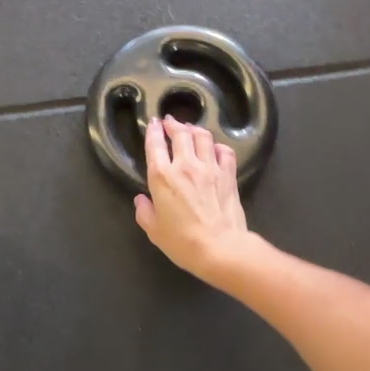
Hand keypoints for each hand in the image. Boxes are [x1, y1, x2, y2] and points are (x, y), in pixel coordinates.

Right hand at [134, 116, 257, 279]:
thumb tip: (141, 200)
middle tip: (170, 122)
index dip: (153, 130)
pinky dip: (218, 146)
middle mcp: (185, 165)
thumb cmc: (182, 242)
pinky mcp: (228, 174)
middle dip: (174, 124)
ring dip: (195, 130)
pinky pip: (225, 151)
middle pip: (180, 133)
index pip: (155, 145)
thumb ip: (144, 212)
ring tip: (190, 130)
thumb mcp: (154, 231)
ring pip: (203, 137)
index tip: (153, 123)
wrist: (220, 248)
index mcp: (162, 177)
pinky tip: (215, 149)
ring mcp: (210, 167)